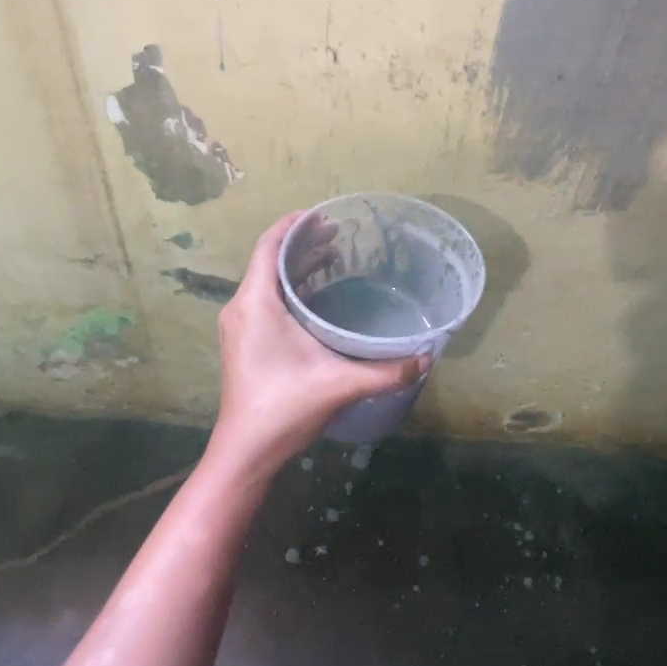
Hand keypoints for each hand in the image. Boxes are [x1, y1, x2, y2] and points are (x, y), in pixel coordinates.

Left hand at [209, 211, 427, 469]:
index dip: (294, 224)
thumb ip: (386, 370)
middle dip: (302, 243)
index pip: (269, 245)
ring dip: (296, 266)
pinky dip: (289, 288)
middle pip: (268, 259)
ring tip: (333, 256)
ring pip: (266, 280)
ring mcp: (239, 326)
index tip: (323, 213)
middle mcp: (242, 307)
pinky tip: (316, 297)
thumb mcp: (340, 385)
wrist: (245, 452)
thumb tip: (427, 358)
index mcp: (256, 303)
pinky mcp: (243, 342)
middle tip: (339, 234)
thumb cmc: (284, 408)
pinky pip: (265, 299)